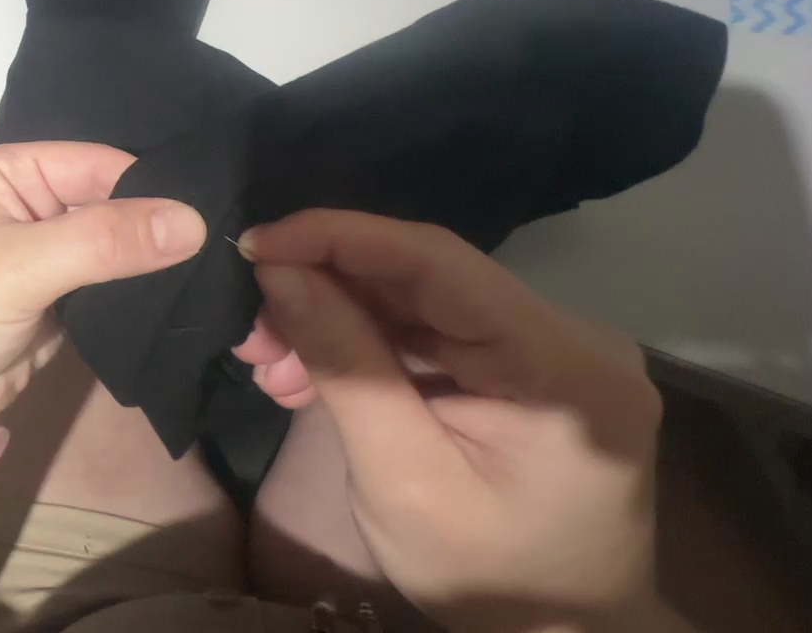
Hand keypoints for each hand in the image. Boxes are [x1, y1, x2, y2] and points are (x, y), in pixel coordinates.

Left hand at [0, 142, 206, 447]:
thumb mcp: (18, 270)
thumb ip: (101, 242)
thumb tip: (191, 220)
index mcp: (8, 173)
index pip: (97, 162)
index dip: (153, 184)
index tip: (219, 210)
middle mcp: (30, 201)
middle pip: (112, 199)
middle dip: (161, 221)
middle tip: (237, 242)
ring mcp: (47, 250)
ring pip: (117, 242)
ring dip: (157, 258)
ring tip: (228, 269)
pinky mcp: (61, 295)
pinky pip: (113, 282)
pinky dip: (143, 289)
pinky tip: (192, 296)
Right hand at [231, 211, 667, 632]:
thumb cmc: (484, 574)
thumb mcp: (399, 475)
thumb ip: (343, 365)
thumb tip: (277, 269)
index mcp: (565, 367)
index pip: (436, 262)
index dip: (337, 236)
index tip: (254, 244)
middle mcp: (563, 335)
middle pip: (412, 275)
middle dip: (315, 289)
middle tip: (247, 327)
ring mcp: (535, 344)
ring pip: (400, 295)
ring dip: (321, 317)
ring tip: (264, 362)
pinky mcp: (505, 358)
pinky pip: (409, 323)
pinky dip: (346, 338)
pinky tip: (300, 370)